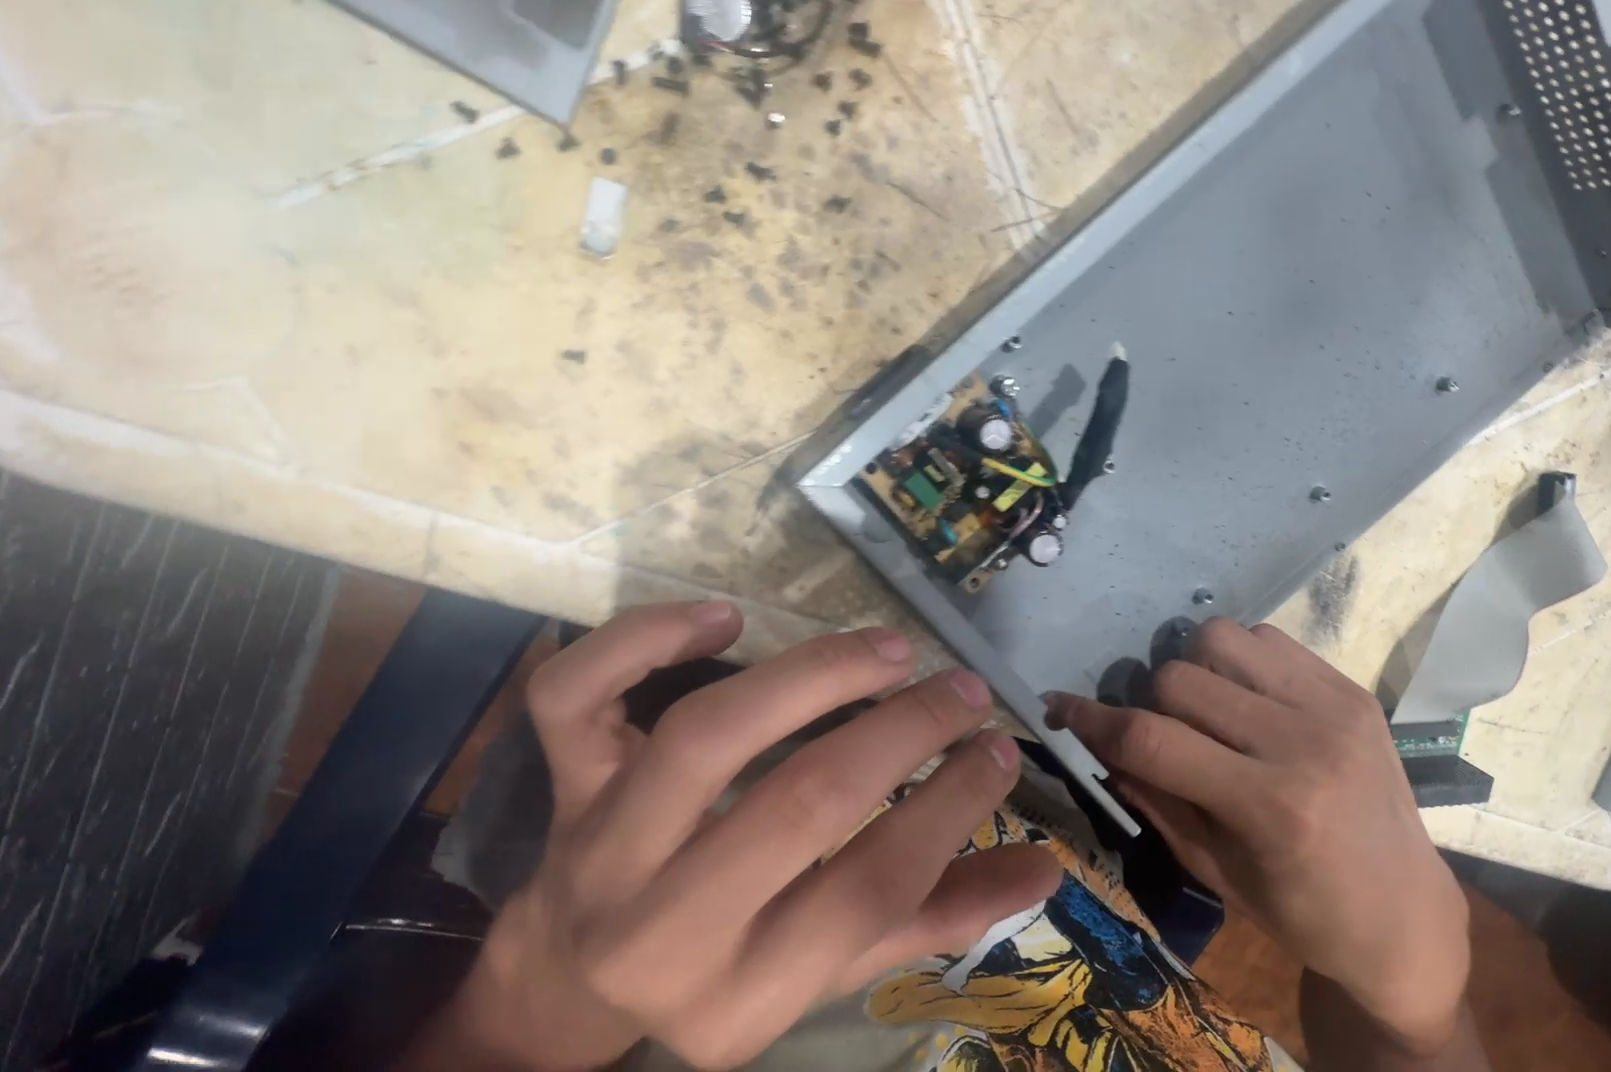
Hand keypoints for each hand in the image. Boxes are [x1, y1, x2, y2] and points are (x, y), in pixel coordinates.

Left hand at [412, 602, 1061, 1071]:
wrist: (572, 975)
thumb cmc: (719, 970)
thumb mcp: (825, 971)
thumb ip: (933, 920)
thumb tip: (1046, 867)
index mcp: (744, 994)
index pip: (870, 892)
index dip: (951, 811)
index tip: (1000, 750)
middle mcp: (666, 926)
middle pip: (797, 806)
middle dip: (900, 733)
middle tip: (963, 689)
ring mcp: (604, 843)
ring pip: (703, 736)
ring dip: (812, 676)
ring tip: (887, 649)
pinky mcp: (564, 782)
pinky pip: (577, 695)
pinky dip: (643, 639)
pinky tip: (723, 616)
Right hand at [1048, 619, 1468, 1055]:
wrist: (1405, 913)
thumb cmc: (1301, 912)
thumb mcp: (1211, 869)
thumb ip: (1150, 795)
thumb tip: (1095, 739)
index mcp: (1269, 806)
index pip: (1152, 739)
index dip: (1092, 719)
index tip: (1059, 706)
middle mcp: (1304, 742)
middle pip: (1176, 678)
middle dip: (1146, 702)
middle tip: (1157, 732)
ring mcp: (1334, 706)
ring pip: (1217, 637)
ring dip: (1192, 670)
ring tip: (1204, 710)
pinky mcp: (1352, 687)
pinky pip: (1265, 637)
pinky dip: (1236, 659)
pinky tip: (1245, 699)